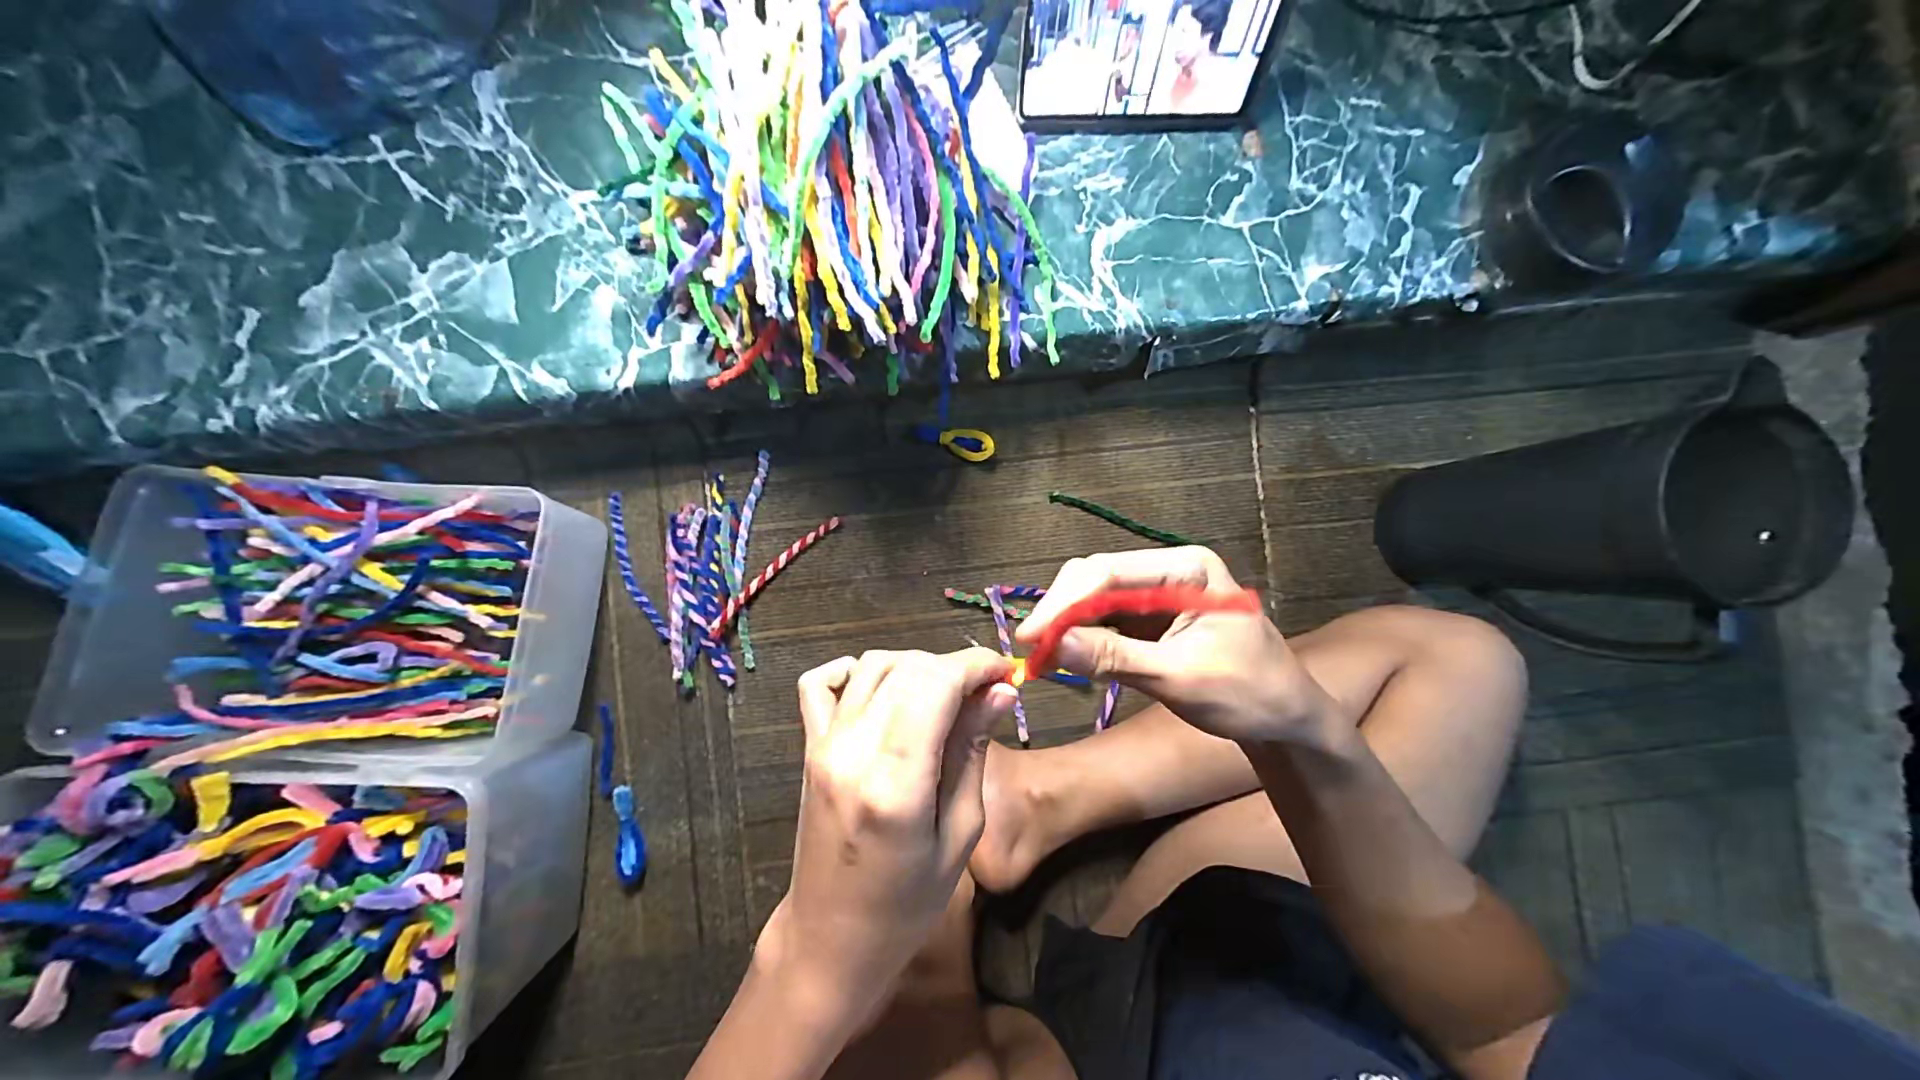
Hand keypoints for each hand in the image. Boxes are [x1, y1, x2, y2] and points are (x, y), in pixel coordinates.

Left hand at [757, 648, 1016, 1033]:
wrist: (830, 937)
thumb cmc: (907, 903)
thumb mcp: (960, 835)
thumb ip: (972, 752)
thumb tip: (1000, 692)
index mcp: (896, 782)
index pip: (935, 684)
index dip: (976, 665)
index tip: (1005, 673)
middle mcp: (853, 750)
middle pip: (907, 668)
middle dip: (953, 667)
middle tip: (983, 692)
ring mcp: (823, 745)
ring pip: (871, 665)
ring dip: (915, 666)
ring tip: (943, 695)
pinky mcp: (808, 748)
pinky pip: (819, 682)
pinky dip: (853, 670)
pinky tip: (882, 690)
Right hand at [1015, 547, 1339, 746]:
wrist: (1287, 719)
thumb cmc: (1249, 694)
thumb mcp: (1180, 677)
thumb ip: (1115, 658)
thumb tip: (1052, 645)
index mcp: (1187, 568)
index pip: (1110, 573)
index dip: (1065, 603)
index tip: (1030, 635)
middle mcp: (1168, 571)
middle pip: (1097, 577)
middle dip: (1062, 611)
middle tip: (1031, 648)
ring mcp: (1157, 593)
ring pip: (1094, 597)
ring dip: (1066, 624)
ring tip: (1040, 655)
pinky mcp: (1149, 618)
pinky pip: (1104, 619)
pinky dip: (1082, 637)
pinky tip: (1065, 655)